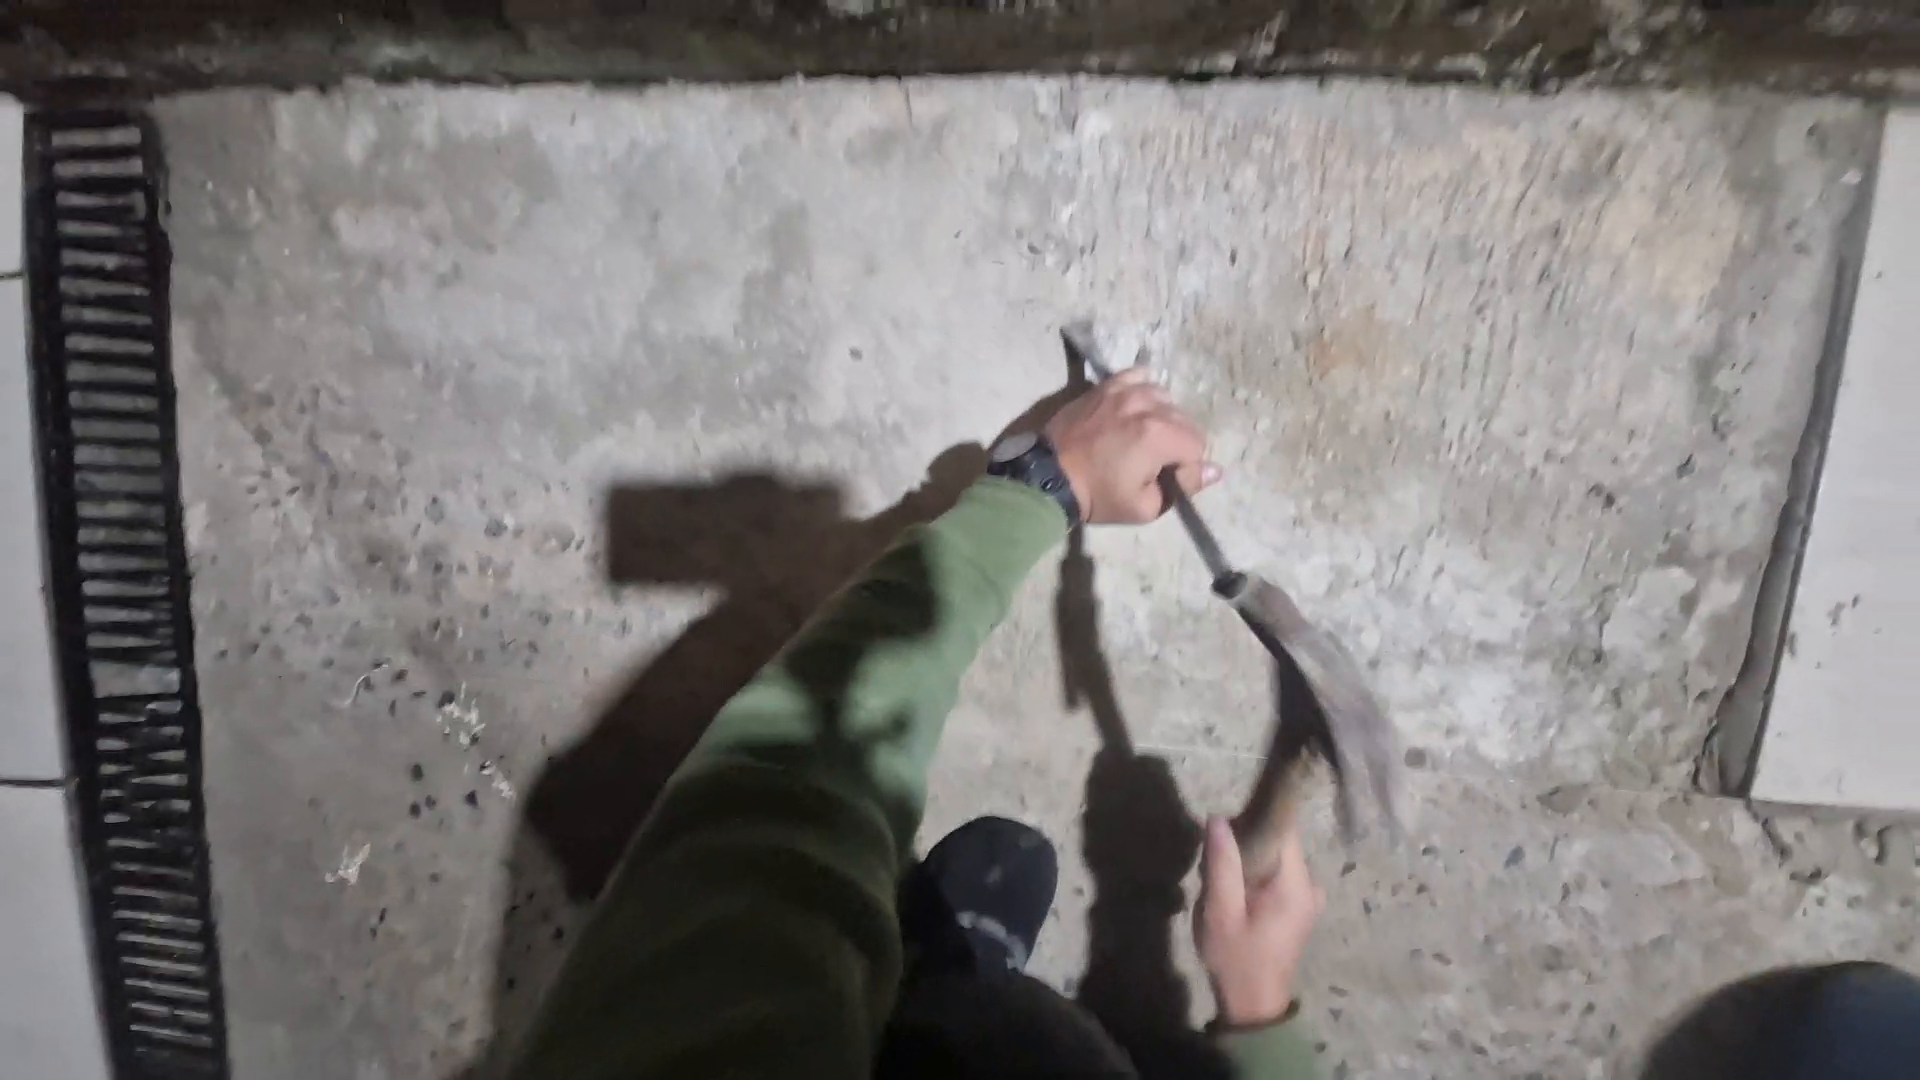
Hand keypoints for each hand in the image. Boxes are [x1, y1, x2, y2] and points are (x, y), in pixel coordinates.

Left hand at [1043, 368, 1220, 524]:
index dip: (1187, 466)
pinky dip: (1142, 391)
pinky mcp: (1104, 386)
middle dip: (1176, 442)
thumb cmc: (1097, 495)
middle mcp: (1147, 405)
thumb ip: (1183, 487)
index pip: (1198, 445)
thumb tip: (1214, 471)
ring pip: (1163, 398)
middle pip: (1183, 420)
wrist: (1049, 477)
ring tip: (1139, 437)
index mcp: (1160, 434)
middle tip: (1151, 462)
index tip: (1166, 478)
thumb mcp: (1144, 507)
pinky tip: (1134, 408)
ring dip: (1160, 417)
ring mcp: (1124, 391)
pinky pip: (1137, 377)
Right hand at [1194, 816, 1324, 1027]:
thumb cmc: (1237, 958)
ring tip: (1221, 868)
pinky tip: (1234, 884)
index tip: (1228, 816)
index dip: (1257, 815)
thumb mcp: (1221, 911)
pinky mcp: (1298, 905)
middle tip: (1215, 851)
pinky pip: (1277, 870)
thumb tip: (1218, 817)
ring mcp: (1307, 897)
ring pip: (1276, 855)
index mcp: (1296, 885)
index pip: (1285, 829)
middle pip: (1280, 840)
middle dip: (1247, 836)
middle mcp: (1310, 886)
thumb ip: (1222, 864)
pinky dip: (1255, 868)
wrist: (1253, 1005)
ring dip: (1248, 854)